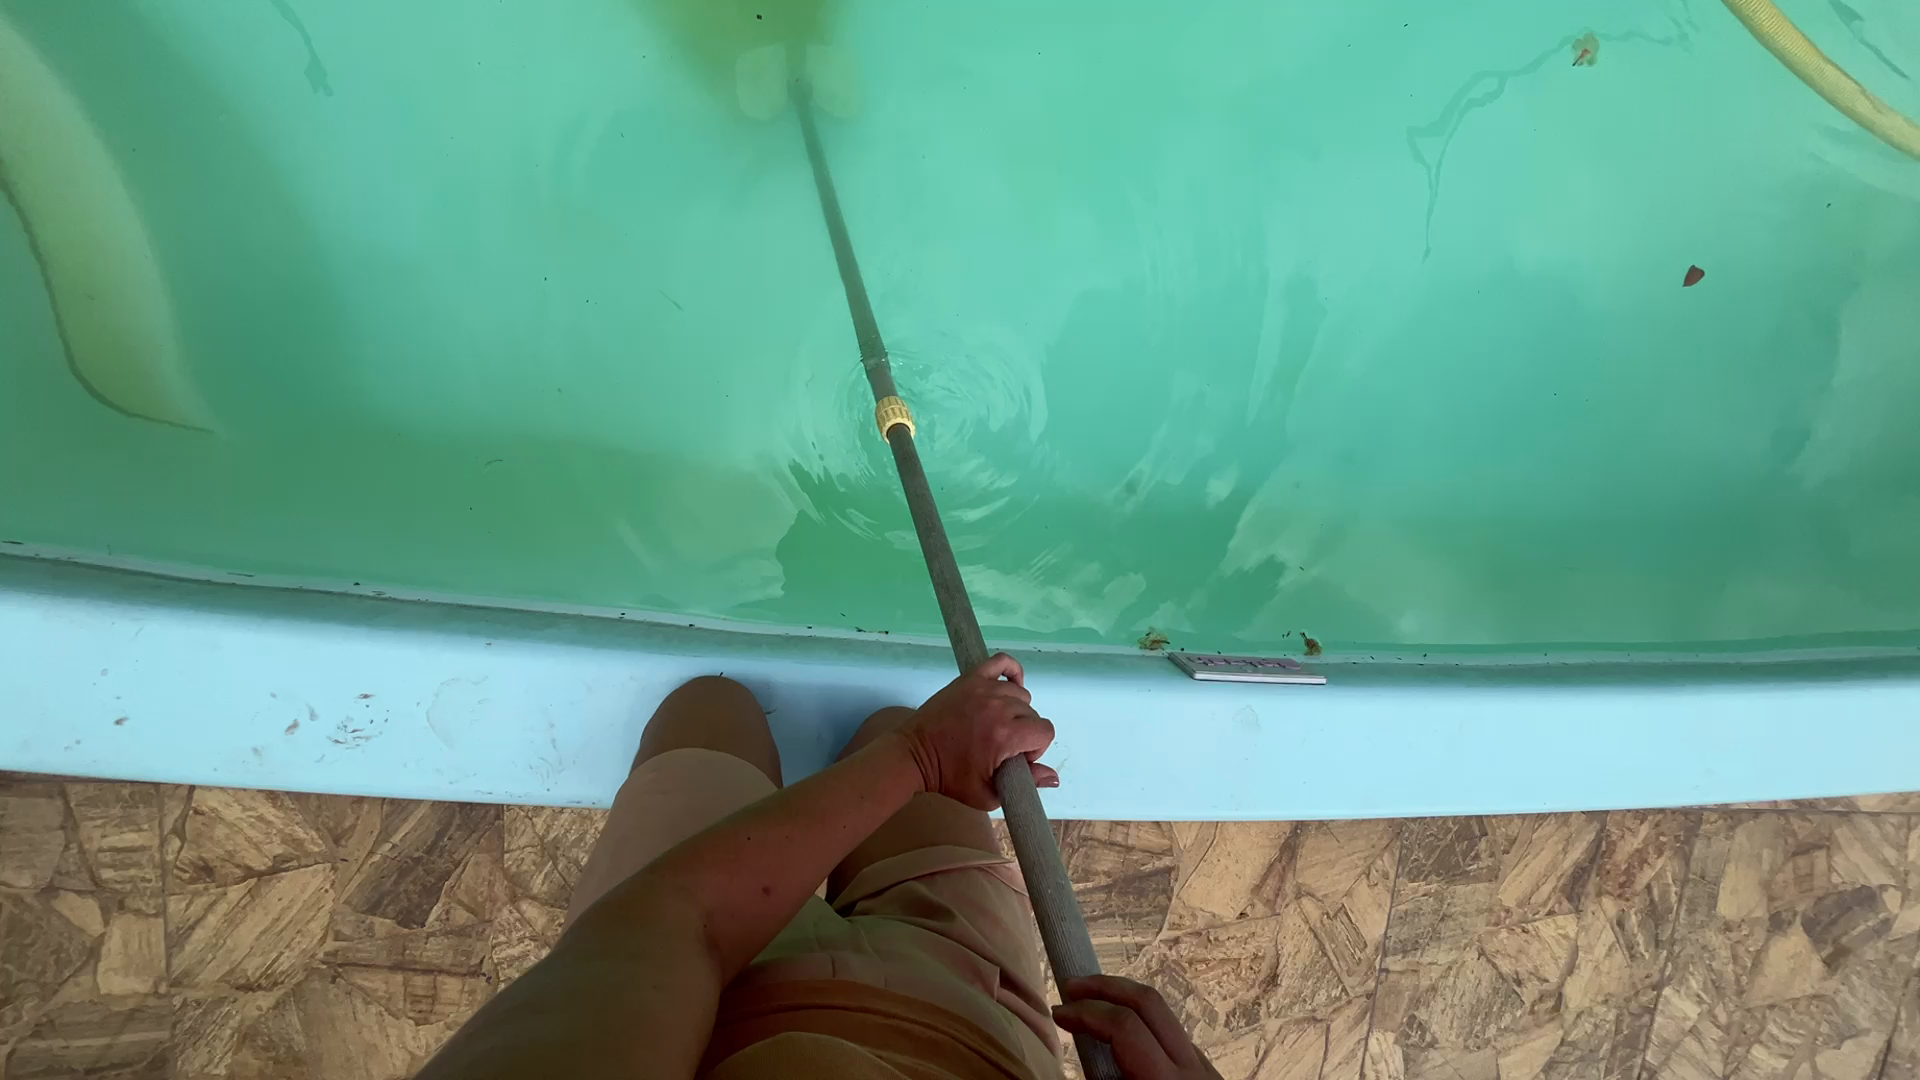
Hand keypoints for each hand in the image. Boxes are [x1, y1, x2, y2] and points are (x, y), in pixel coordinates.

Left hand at [896, 652, 1056, 809]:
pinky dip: (1012, 670)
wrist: (916, 754)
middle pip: (1032, 713)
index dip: (1035, 748)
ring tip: (997, 723)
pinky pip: (1001, 662)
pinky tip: (1009, 685)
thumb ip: (1026, 783)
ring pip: (1020, 693)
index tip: (1016, 756)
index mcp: (1005, 735)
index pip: (1045, 731)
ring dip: (1015, 708)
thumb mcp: (989, 794)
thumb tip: (1054, 778)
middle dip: (1023, 732)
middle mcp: (998, 707)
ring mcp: (983, 689)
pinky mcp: (970, 678)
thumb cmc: (951, 777)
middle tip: (1001, 745)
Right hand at [1053, 976, 1222, 1079]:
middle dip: (1105, 986)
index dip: (1086, 1013)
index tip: (1058, 1013)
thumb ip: (1101, 1078)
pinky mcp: (1208, 1072)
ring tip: (1093, 1003)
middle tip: (1071, 987)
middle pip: (1147, 1001)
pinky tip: (1123, 1035)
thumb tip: (1076, 1057)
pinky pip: (1172, 1035)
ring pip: (1163, 1014)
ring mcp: (1205, 1067)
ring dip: (1124, 1000)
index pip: (1123, 1025)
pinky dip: (1142, 1024)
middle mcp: (1192, 1068)